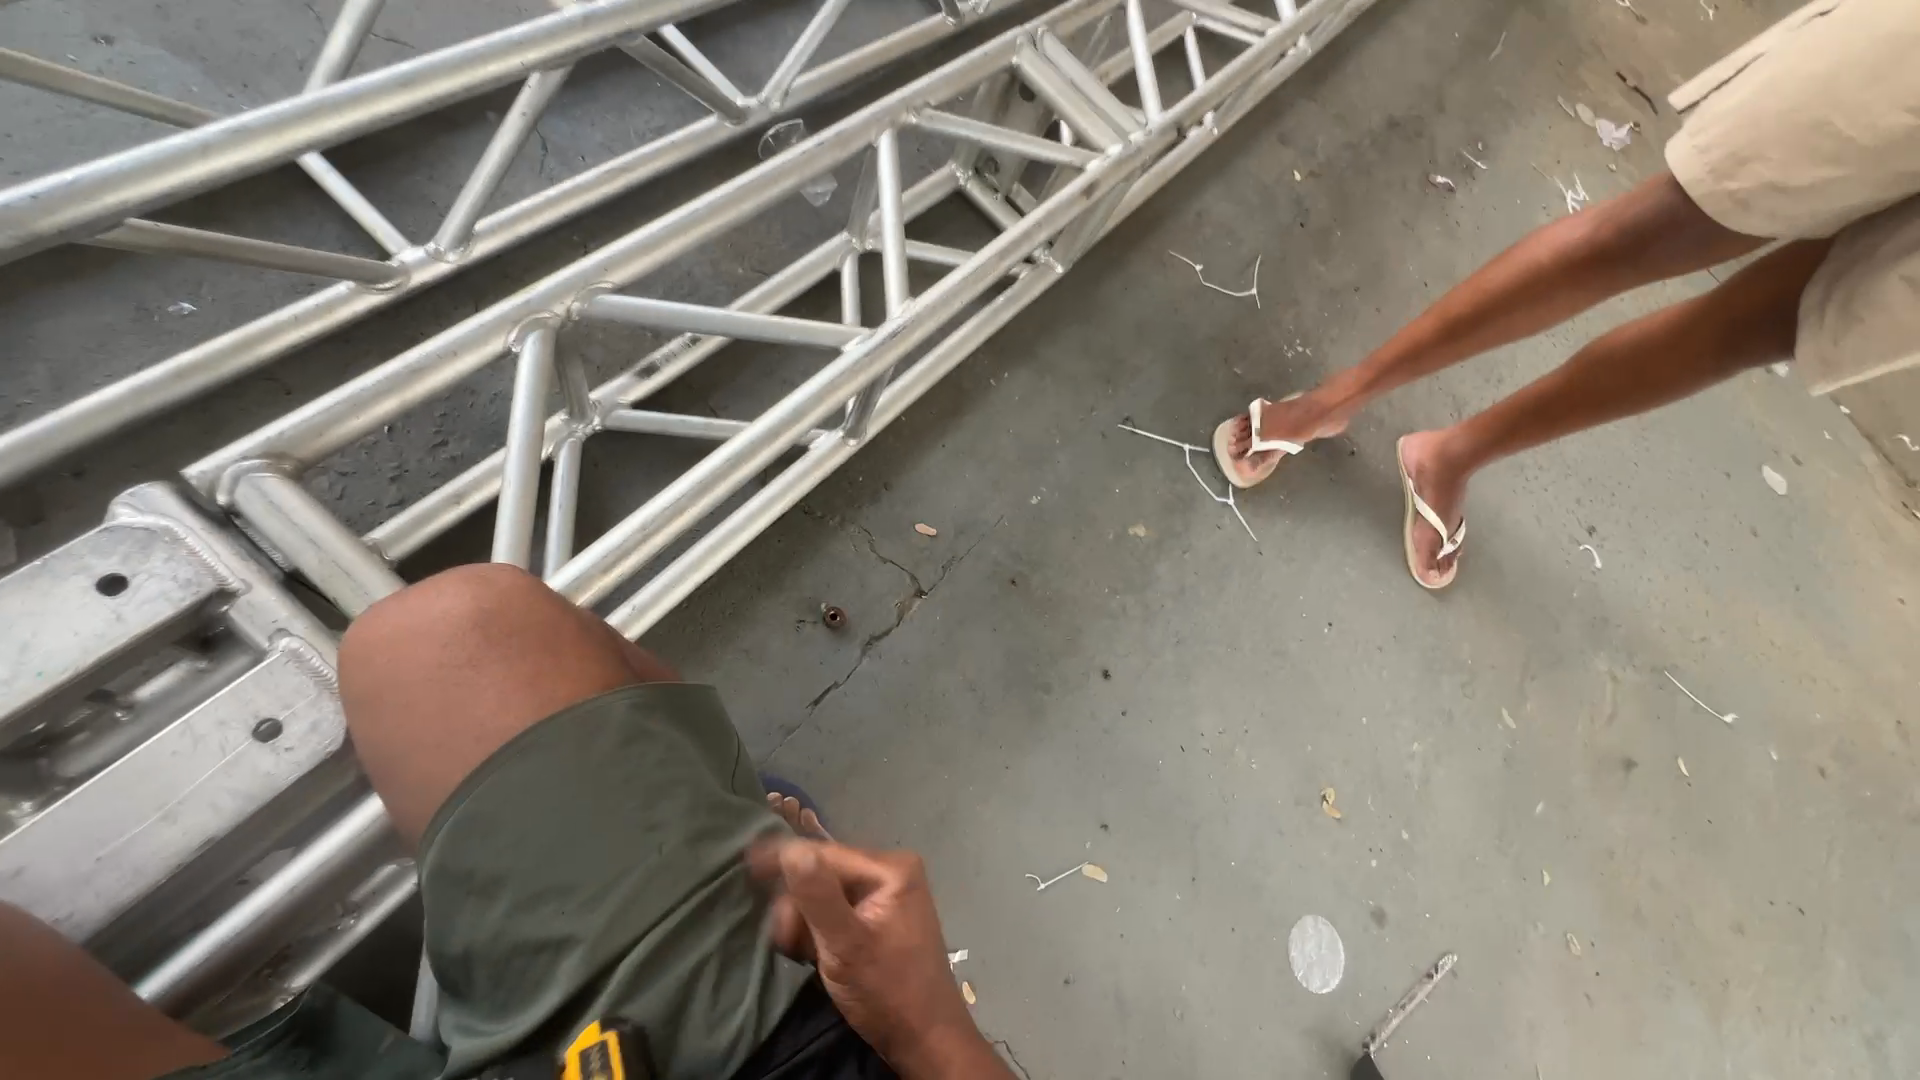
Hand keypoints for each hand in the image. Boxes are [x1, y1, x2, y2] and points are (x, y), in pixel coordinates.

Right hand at [749, 838, 1010, 1078]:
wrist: (925, 1038)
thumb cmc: (887, 991)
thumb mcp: (846, 946)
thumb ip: (818, 897)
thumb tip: (792, 849)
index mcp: (891, 868)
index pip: (825, 854)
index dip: (784, 859)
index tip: (747, 863)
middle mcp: (892, 870)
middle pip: (825, 872)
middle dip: (798, 904)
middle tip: (785, 941)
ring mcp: (889, 893)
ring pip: (828, 892)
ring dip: (807, 920)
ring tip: (801, 952)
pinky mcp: (882, 915)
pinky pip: (840, 908)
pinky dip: (821, 928)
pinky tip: (814, 951)